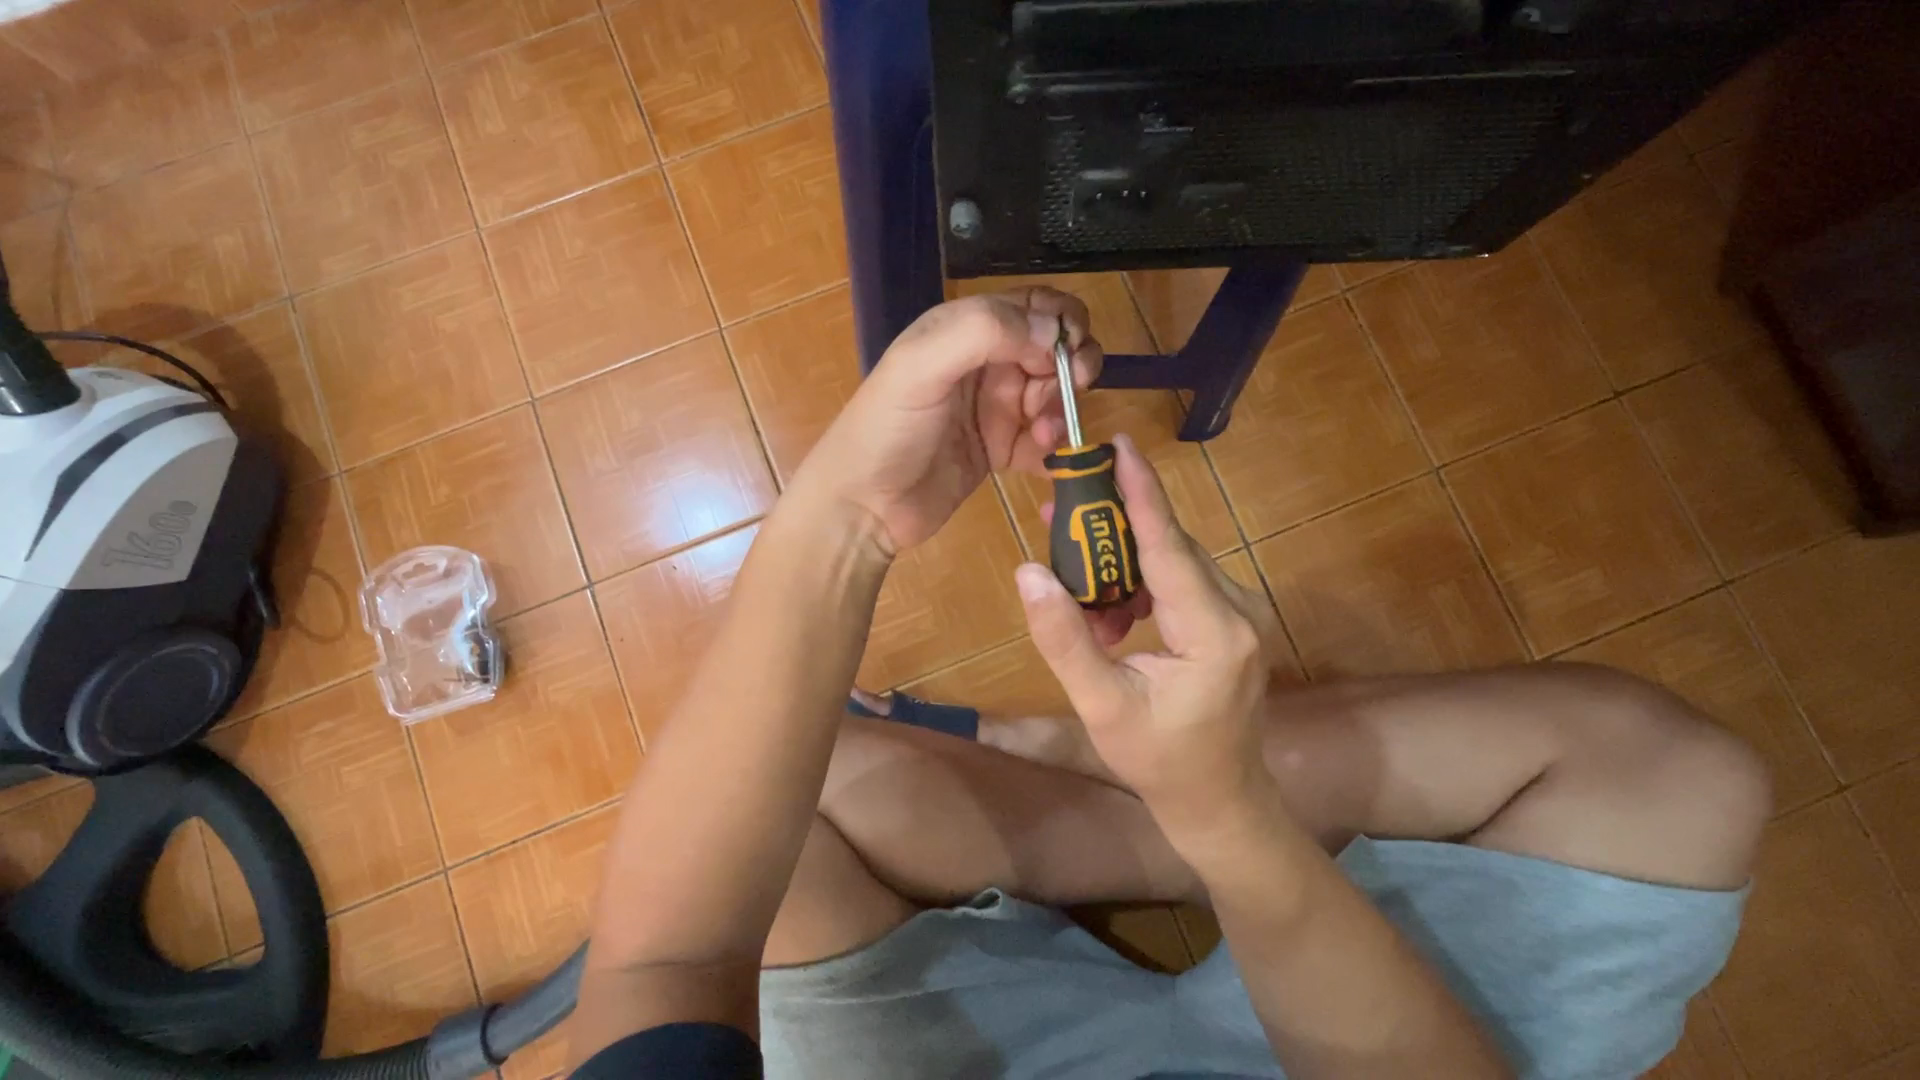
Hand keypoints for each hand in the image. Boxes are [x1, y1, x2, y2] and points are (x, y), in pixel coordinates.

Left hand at [790, 289, 1101, 556]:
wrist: (863, 507)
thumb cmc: (885, 429)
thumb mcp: (921, 365)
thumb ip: (985, 332)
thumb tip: (1054, 330)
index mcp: (963, 330)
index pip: (1033, 306)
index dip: (1061, 320)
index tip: (1070, 349)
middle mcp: (984, 364)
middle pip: (1054, 349)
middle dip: (1072, 366)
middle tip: (1069, 390)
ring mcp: (995, 408)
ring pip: (1056, 395)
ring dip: (1062, 411)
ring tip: (1042, 435)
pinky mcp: (1001, 451)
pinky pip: (1046, 441)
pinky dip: (1056, 448)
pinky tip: (1045, 460)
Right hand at [1016, 434, 1285, 825]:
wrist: (1218, 799)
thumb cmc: (1159, 761)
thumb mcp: (1101, 706)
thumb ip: (1065, 639)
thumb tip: (1028, 573)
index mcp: (1214, 632)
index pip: (1170, 547)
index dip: (1142, 493)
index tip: (1119, 444)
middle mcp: (1239, 610)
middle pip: (1169, 548)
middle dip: (1114, 526)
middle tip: (1060, 508)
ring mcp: (1241, 613)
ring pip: (1174, 562)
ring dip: (1123, 560)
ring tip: (1073, 573)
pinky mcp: (1232, 620)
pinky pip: (1181, 582)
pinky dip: (1140, 584)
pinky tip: (1109, 611)